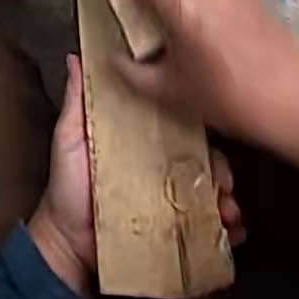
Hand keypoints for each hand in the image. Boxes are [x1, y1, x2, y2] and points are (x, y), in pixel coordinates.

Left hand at [28, 55, 246, 295]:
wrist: (66, 241)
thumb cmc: (67, 183)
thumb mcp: (70, 136)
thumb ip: (76, 99)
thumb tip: (76, 58)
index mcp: (140, 139)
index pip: (178, 127)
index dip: (199, 131)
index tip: (210, 138)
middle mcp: (159, 166)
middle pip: (202, 161)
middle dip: (221, 169)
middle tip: (223, 182)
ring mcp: (168, 200)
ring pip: (209, 193)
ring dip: (227, 200)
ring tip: (228, 212)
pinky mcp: (172, 230)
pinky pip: (206, 229)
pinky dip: (225, 230)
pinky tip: (231, 233)